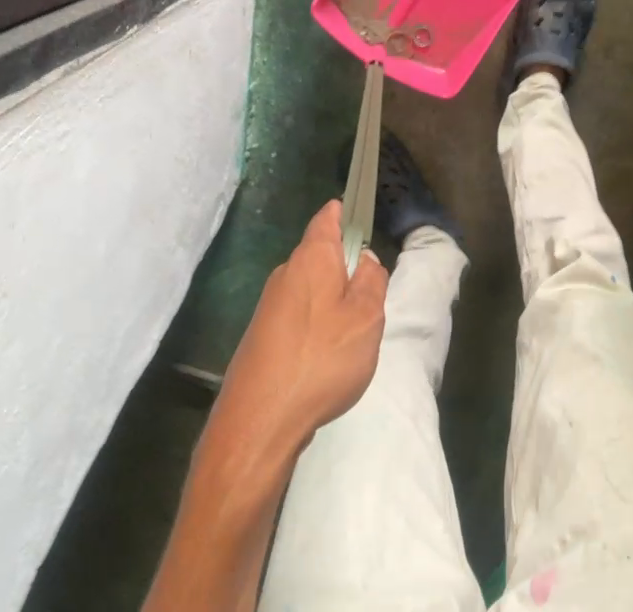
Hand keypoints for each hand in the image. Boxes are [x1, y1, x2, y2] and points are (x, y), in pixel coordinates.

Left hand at [212, 201, 389, 456]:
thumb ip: (372, 282)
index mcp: (311, 258)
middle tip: (373, 299)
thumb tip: (366, 259)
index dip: (345, 212)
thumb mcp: (366, 318)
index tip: (363, 217)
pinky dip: (318, 327)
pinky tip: (328, 359)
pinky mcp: (263, 337)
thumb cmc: (322, 359)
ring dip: (334, 303)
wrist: (260, 420)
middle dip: (346, 268)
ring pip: (312, 289)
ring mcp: (270, 307)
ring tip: (354, 337)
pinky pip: (300, 317)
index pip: (326, 218)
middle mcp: (286, 274)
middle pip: (320, 256)